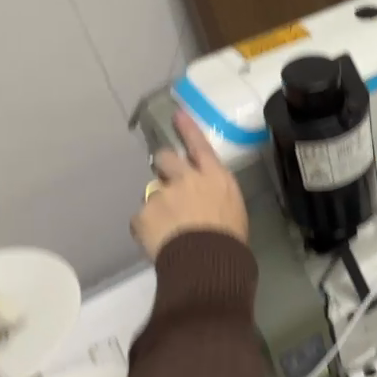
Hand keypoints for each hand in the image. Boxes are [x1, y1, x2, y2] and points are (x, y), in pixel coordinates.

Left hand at [132, 112, 247, 256]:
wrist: (207, 261)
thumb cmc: (230, 239)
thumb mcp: (233, 209)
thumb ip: (214, 195)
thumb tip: (203, 197)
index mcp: (215, 177)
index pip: (199, 145)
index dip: (187, 129)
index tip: (176, 115)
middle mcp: (187, 178)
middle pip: (166, 159)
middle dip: (164, 167)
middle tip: (168, 184)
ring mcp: (163, 194)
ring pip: (154, 193)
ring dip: (159, 206)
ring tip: (169, 230)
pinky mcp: (144, 213)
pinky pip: (142, 219)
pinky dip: (148, 229)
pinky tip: (158, 242)